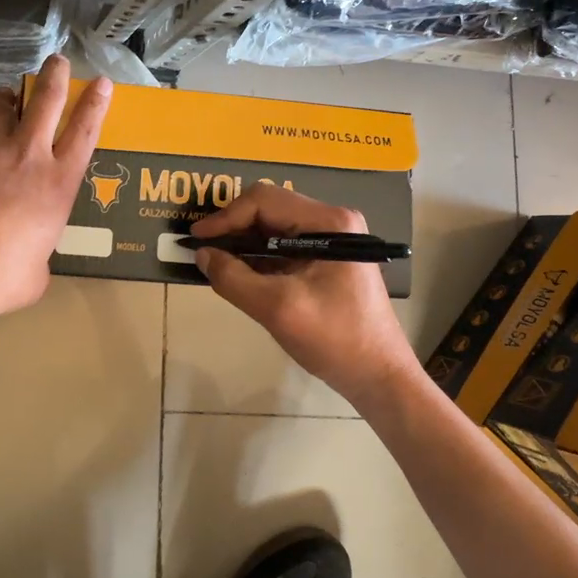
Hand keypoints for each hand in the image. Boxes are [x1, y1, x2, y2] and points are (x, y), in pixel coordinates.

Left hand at [0, 55, 111, 319]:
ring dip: (6, 98)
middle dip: (55, 76)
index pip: (85, 131)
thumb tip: (30, 263)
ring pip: (0, 105)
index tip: (102, 82)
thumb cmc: (0, 277)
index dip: (96, 103)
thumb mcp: (36, 275)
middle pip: (46, 100)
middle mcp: (27, 153)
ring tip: (5, 96)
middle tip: (57, 61)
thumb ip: (38, 258)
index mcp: (57, 183)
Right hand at [191, 184, 420, 407]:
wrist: (381, 377)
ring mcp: (331, 239)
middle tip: (203, 248)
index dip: (226, 216)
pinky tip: (237, 271)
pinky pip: (283, 245)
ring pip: (273, 226)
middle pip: (268, 208)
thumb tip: (202, 255)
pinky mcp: (327, 258)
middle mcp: (332, 221)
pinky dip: (257, 255)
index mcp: (329, 223)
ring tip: (214, 260)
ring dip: (243, 241)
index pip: (264, 200)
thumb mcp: (277, 309)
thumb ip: (234, 278)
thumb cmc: (336, 340)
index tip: (197, 238)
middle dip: (232, 227)